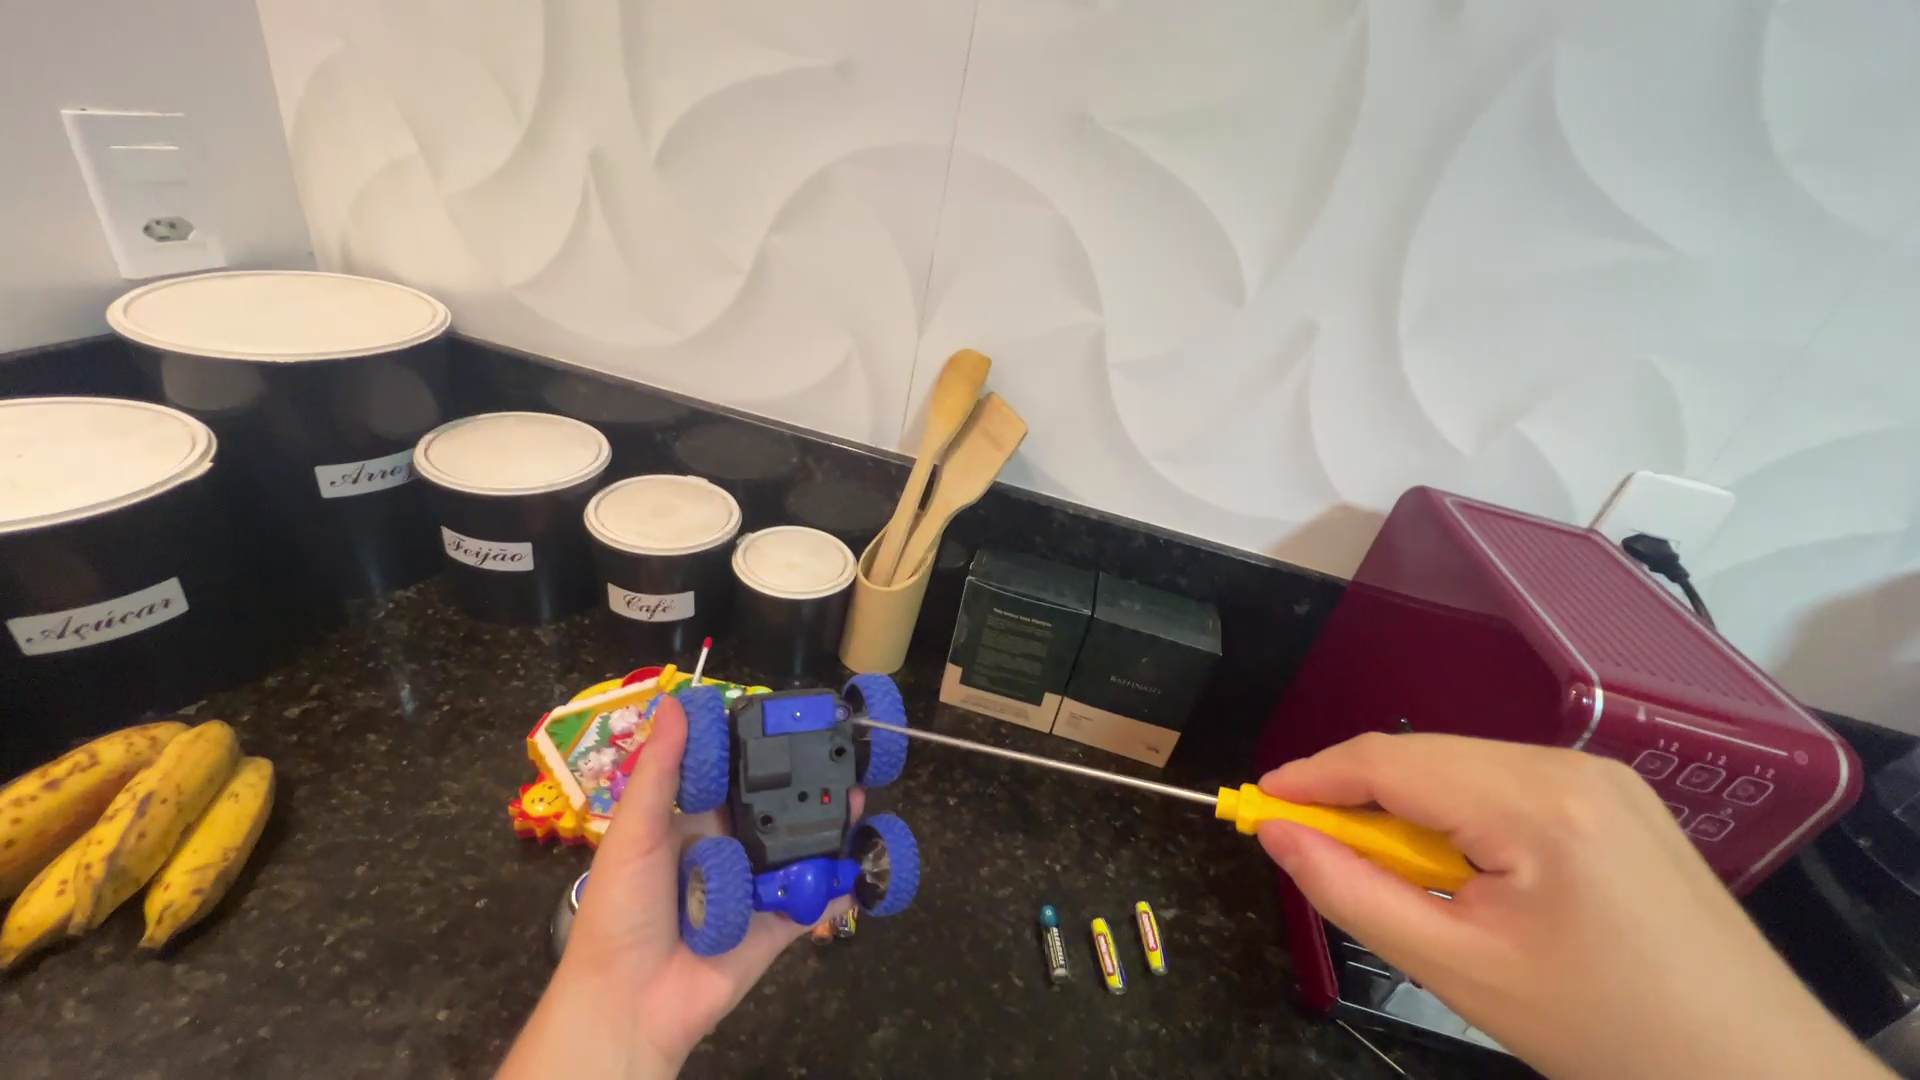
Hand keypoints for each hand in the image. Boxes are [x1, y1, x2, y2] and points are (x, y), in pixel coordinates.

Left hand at [498, 695, 859, 1078]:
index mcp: (696, 822)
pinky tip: (864, 864)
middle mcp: (732, 848)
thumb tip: (674, 700)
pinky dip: (839, 885)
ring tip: (860, 799)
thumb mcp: (634, 833)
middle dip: (810, 786)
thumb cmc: (621, 911)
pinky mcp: (777, 925)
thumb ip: (662, 771)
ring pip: (802, 850)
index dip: (765, 749)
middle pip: (778, 810)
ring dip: (832, 827)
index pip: (736, 775)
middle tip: (846, 757)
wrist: (627, 1006)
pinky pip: (813, 900)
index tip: (798, 718)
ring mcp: (758, 887)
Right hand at [1258, 733, 1889, 1079]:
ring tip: (1382, 865)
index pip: (1389, 762)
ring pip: (1456, 767)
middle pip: (1421, 757)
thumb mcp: (1457, 971)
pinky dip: (1450, 811)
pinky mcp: (1612, 795)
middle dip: (1353, 795)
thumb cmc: (1606, 1035)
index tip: (1258, 804)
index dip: (1311, 777)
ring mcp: (1599, 774)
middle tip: (1306, 841)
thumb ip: (1350, 893)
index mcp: (1538, 803)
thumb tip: (1277, 836)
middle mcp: (1569, 765)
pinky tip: (1450, 861)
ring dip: (1401, 806)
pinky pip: (1497, 782)